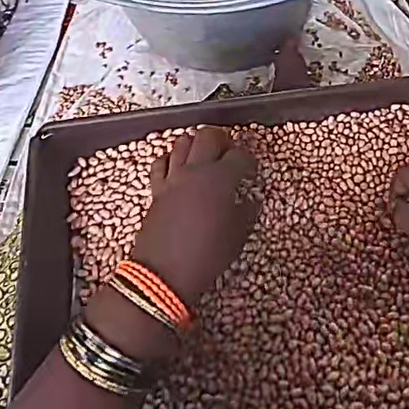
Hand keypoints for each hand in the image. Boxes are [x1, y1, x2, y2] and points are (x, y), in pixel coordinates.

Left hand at [130, 126, 256, 303]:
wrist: (164, 273)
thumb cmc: (207, 255)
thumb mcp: (237, 236)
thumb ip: (247, 212)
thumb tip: (251, 201)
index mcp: (220, 179)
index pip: (239, 156)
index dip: (249, 161)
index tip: (251, 170)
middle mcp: (196, 170)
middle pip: (209, 136)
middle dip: (222, 139)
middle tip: (229, 152)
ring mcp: (173, 178)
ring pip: (183, 142)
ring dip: (196, 144)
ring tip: (204, 157)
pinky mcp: (156, 189)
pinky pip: (161, 163)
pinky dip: (170, 160)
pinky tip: (177, 169)